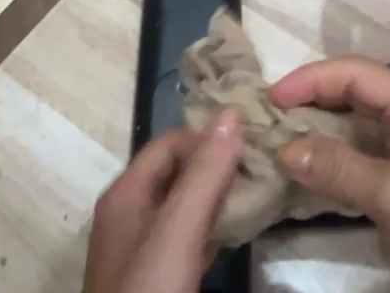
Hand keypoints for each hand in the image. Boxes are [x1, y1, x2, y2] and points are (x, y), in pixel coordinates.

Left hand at [84, 109, 242, 292]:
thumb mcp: (177, 233)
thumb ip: (204, 174)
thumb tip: (232, 112)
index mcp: (125, 194)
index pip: (171, 141)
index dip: (210, 137)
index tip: (253, 144)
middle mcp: (130, 214)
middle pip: (178, 171)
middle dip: (219, 165)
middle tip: (264, 166)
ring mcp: (142, 250)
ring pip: (186, 205)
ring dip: (220, 196)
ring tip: (260, 192)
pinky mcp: (158, 277)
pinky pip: (189, 237)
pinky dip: (215, 228)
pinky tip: (240, 232)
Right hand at [269, 58, 389, 292]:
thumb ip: (338, 169)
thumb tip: (283, 149)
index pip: (354, 73)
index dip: (310, 80)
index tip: (271, 99)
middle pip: (351, 90)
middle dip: (310, 99)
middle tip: (266, 116)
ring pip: (352, 120)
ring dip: (317, 126)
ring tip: (276, 136)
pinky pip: (358, 149)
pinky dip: (330, 154)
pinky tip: (303, 166)